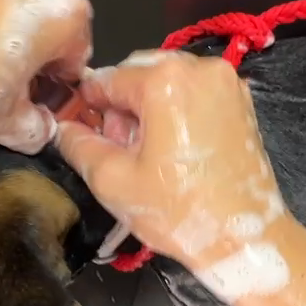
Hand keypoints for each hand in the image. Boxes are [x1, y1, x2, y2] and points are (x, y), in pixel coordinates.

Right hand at [55, 52, 295, 302]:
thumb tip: (62, 127)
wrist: (244, 237)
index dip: (91, 106)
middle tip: (123, 149)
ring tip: (150, 152)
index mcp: (165, 81)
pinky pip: (195, 91)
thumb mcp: (113, 180)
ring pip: (168, 81)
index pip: (109, 79)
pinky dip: (178, 109)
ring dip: (150, 107)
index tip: (84, 131)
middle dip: (123, 106)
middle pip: (140, 73)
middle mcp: (200, 68)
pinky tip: (176, 147)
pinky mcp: (242, 100)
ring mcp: (227, 82)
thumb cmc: (178, 210)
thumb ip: (79, 145)